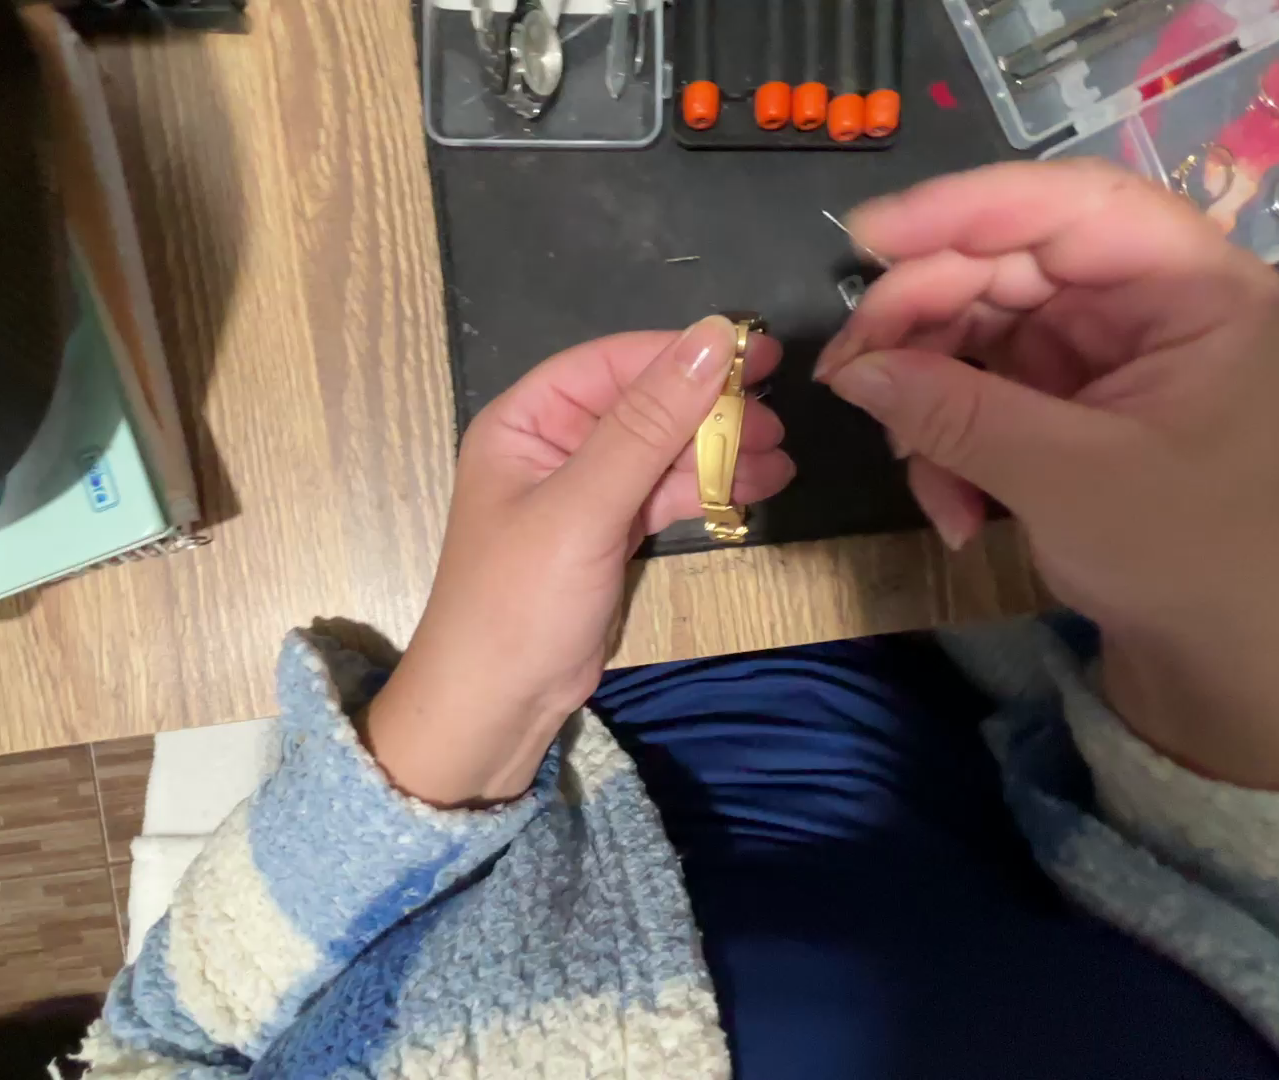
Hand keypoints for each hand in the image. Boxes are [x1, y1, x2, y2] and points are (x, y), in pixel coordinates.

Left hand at [365, 318, 793, 805]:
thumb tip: (712, 338)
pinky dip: (706, 491)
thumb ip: (647, 424)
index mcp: (525, 421)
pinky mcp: (608, 533)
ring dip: (717, 453)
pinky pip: (663, 495)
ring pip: (660, 453)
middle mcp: (553, 446)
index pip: (610, 365)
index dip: (681, 354)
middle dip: (708, 410)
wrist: (499, 705)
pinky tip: (756, 486)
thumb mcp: (583, 507)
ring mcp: (584, 492)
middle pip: (642, 406)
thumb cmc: (521, 600)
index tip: (756, 351)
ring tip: (779, 459)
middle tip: (776, 418)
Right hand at [816, 161, 1278, 789]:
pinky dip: (942, 447)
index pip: (1066, 211)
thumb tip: (851, 373)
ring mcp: (1085, 357)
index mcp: (1185, 290)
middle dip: (913, 326)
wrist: (1222, 647)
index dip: (962, 211)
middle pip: (997, 274)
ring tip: (909, 466)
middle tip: (843, 375)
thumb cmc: (1188, 551)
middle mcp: (1132, 307)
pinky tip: (956, 509)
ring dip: (921, 402)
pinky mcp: (1049, 404)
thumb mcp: (1067, 478)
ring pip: (967, 338)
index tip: (866, 238)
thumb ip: (956, 416)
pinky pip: (966, 397)